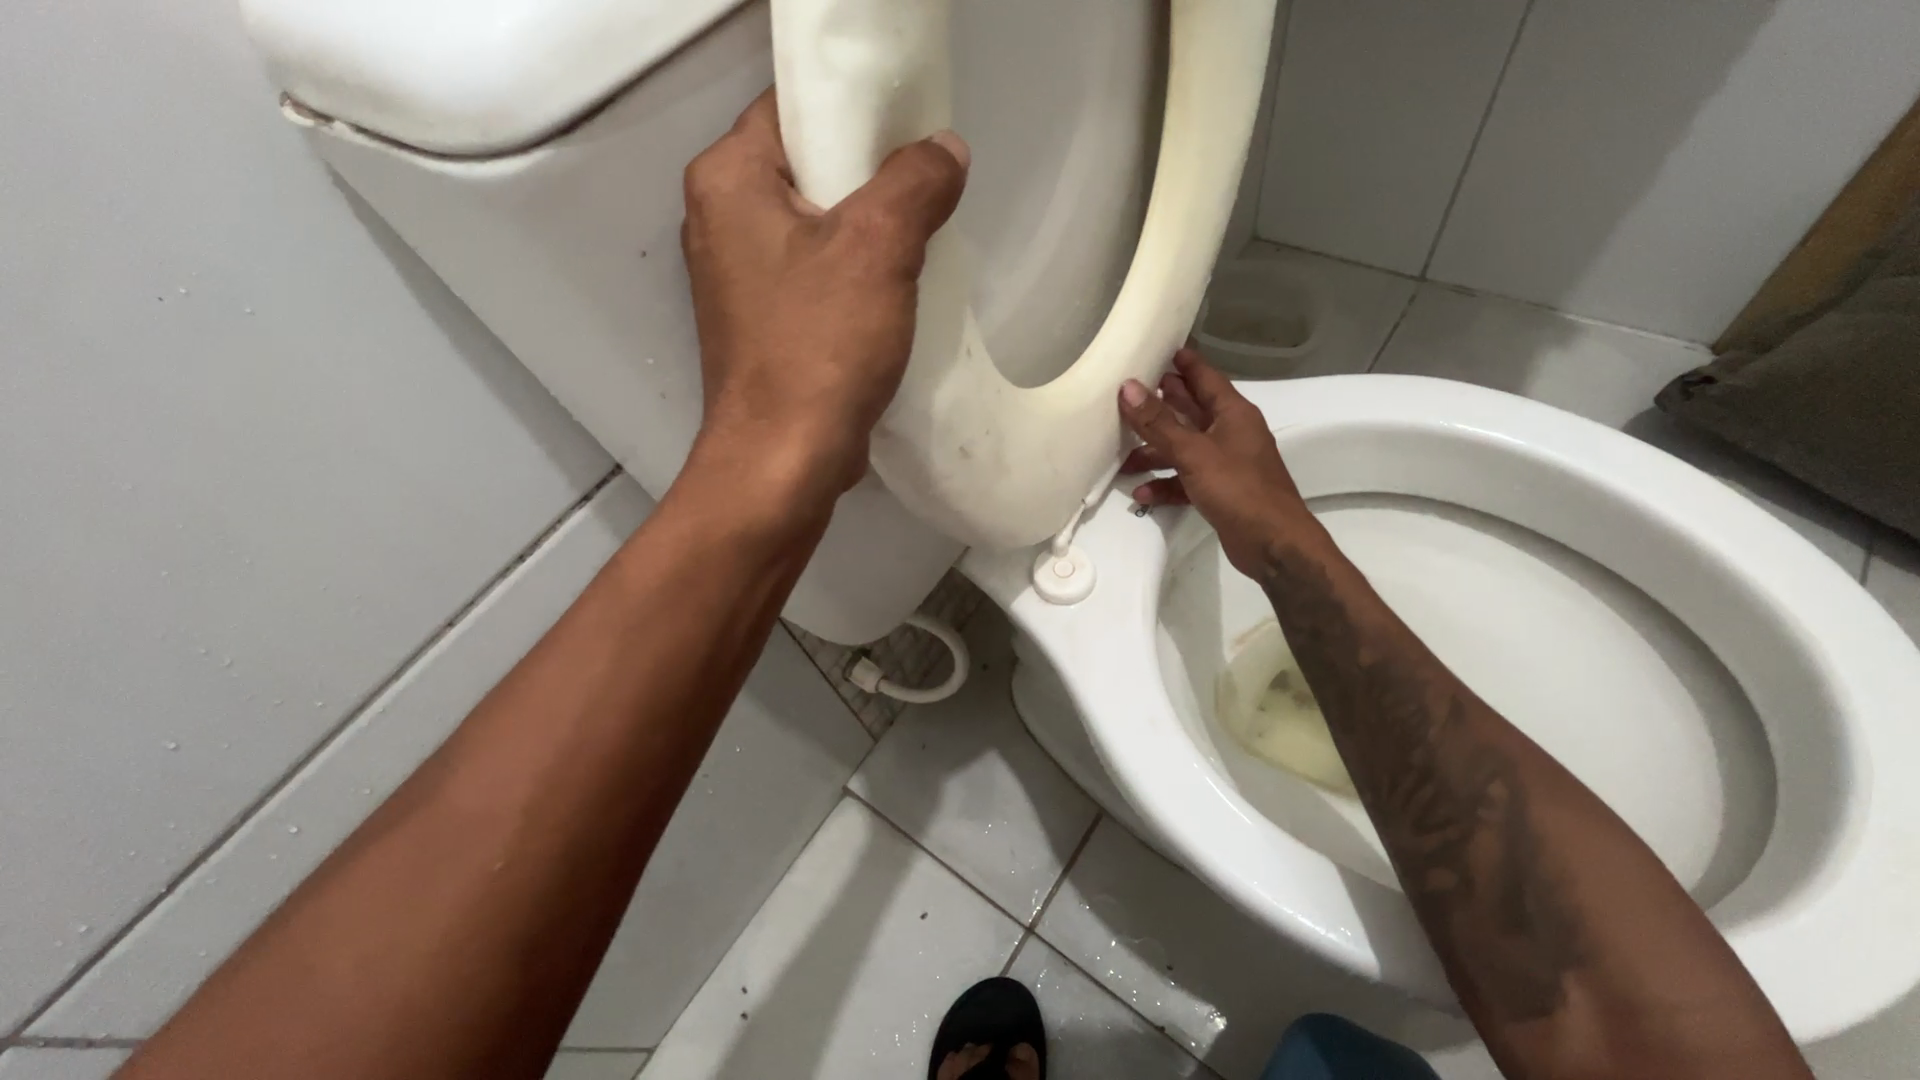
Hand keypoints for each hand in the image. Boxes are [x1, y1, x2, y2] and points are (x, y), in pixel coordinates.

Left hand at [680, 89, 969, 502]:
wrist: (783, 461)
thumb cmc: (819, 347)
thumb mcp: (877, 248)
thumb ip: (914, 182)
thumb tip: (944, 151)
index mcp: (727, 180)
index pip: (794, 107)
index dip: (858, 111)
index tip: (915, 133)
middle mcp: (720, 219)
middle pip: (809, 167)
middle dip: (872, 177)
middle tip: (928, 193)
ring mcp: (739, 276)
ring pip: (818, 225)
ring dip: (870, 233)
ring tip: (920, 243)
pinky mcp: (763, 322)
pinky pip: (816, 274)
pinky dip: (855, 276)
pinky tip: (895, 292)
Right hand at [1118, 348, 1312, 574]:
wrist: (1274, 545)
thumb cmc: (1239, 490)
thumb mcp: (1194, 453)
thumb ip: (1159, 422)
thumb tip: (1128, 387)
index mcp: (1233, 414)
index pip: (1204, 377)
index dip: (1181, 362)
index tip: (1154, 349)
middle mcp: (1230, 433)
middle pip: (1190, 411)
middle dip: (1159, 405)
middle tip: (1124, 395)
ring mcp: (1226, 464)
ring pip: (1184, 448)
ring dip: (1155, 451)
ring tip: (1121, 457)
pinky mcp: (1219, 492)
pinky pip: (1186, 480)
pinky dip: (1165, 484)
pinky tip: (1141, 494)